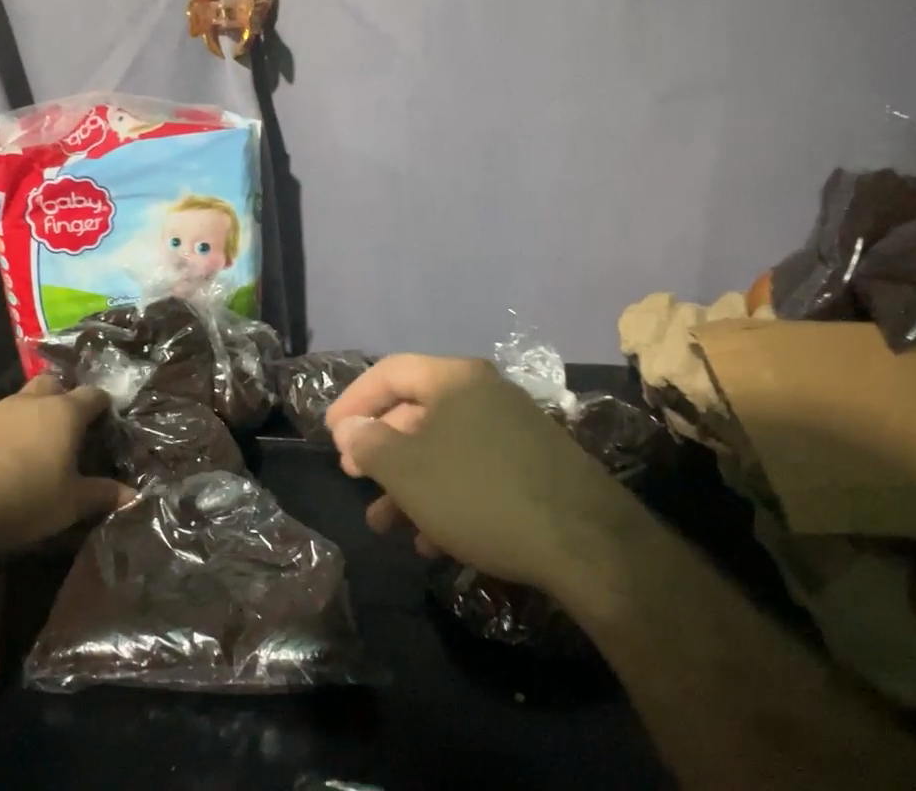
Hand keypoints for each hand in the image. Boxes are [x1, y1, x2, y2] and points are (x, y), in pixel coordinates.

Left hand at [0, 376, 132, 557]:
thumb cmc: (21, 501)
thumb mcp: (70, 505)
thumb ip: (102, 495)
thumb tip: (133, 494)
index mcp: (62, 414)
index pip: (93, 395)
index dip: (101, 405)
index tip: (104, 420)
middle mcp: (27, 402)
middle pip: (51, 385)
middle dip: (60, 398)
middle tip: (64, 429)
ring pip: (14, 404)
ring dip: (22, 420)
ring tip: (23, 452)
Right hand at [327, 355, 622, 588]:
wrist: (586, 543)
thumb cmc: (479, 494)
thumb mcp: (408, 471)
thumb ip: (369, 443)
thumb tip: (350, 428)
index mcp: (456, 380)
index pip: (390, 372)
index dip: (353, 400)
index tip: (329, 435)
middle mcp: (487, 395)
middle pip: (417, 411)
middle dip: (381, 450)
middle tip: (355, 477)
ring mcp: (515, 431)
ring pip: (444, 450)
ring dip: (408, 484)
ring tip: (385, 524)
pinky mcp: (534, 468)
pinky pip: (474, 474)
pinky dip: (445, 499)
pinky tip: (433, 542)